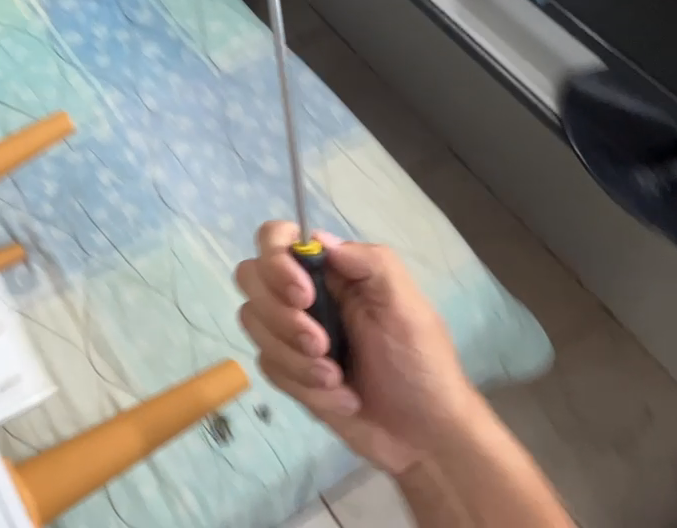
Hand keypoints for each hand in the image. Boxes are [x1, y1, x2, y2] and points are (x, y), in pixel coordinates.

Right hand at [236, 221, 484, 474]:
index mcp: (328, 272)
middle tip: (322, 345)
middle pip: (250, 277)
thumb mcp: (408, 309)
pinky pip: (267, 363)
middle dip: (281, 316)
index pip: (274, 238)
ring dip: (294, 356)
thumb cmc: (421, 364)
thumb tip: (316, 238)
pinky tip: (340, 397)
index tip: (304, 296)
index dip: (275, 260)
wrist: (426, 437)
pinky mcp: (284, 367)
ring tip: (337, 379)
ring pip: (252, 322)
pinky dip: (303, 384)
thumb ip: (371, 264)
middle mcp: (299, 294)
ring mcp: (287, 330)